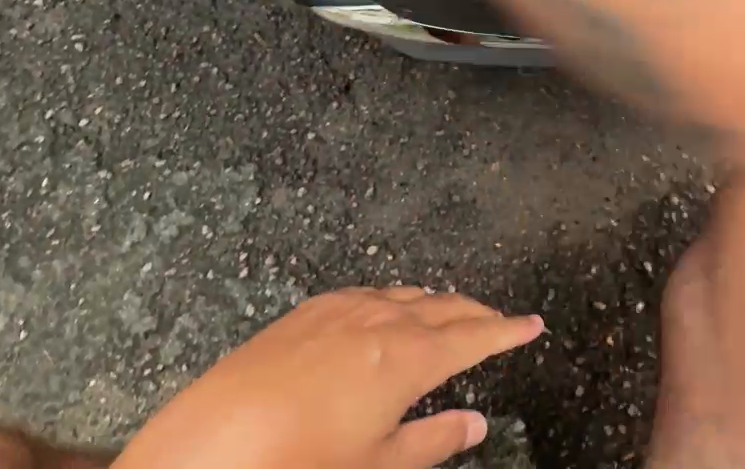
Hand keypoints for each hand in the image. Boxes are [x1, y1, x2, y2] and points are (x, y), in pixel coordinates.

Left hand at [112, 286, 544, 468]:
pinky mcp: (312, 307)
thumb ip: (434, 438)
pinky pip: (373, 292)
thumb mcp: (378, 463)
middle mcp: (384, 319)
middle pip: (446, 307)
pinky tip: (393, 307)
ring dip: (440, 303)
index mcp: (408, 357)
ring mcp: (346, 307)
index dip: (509, 332)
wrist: (209, 443)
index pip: (474, 337)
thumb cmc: (303, 461)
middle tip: (504, 322)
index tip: (535, 323)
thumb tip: (477, 422)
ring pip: (410, 294)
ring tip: (456, 312)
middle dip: (479, 314)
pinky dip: (399, 298)